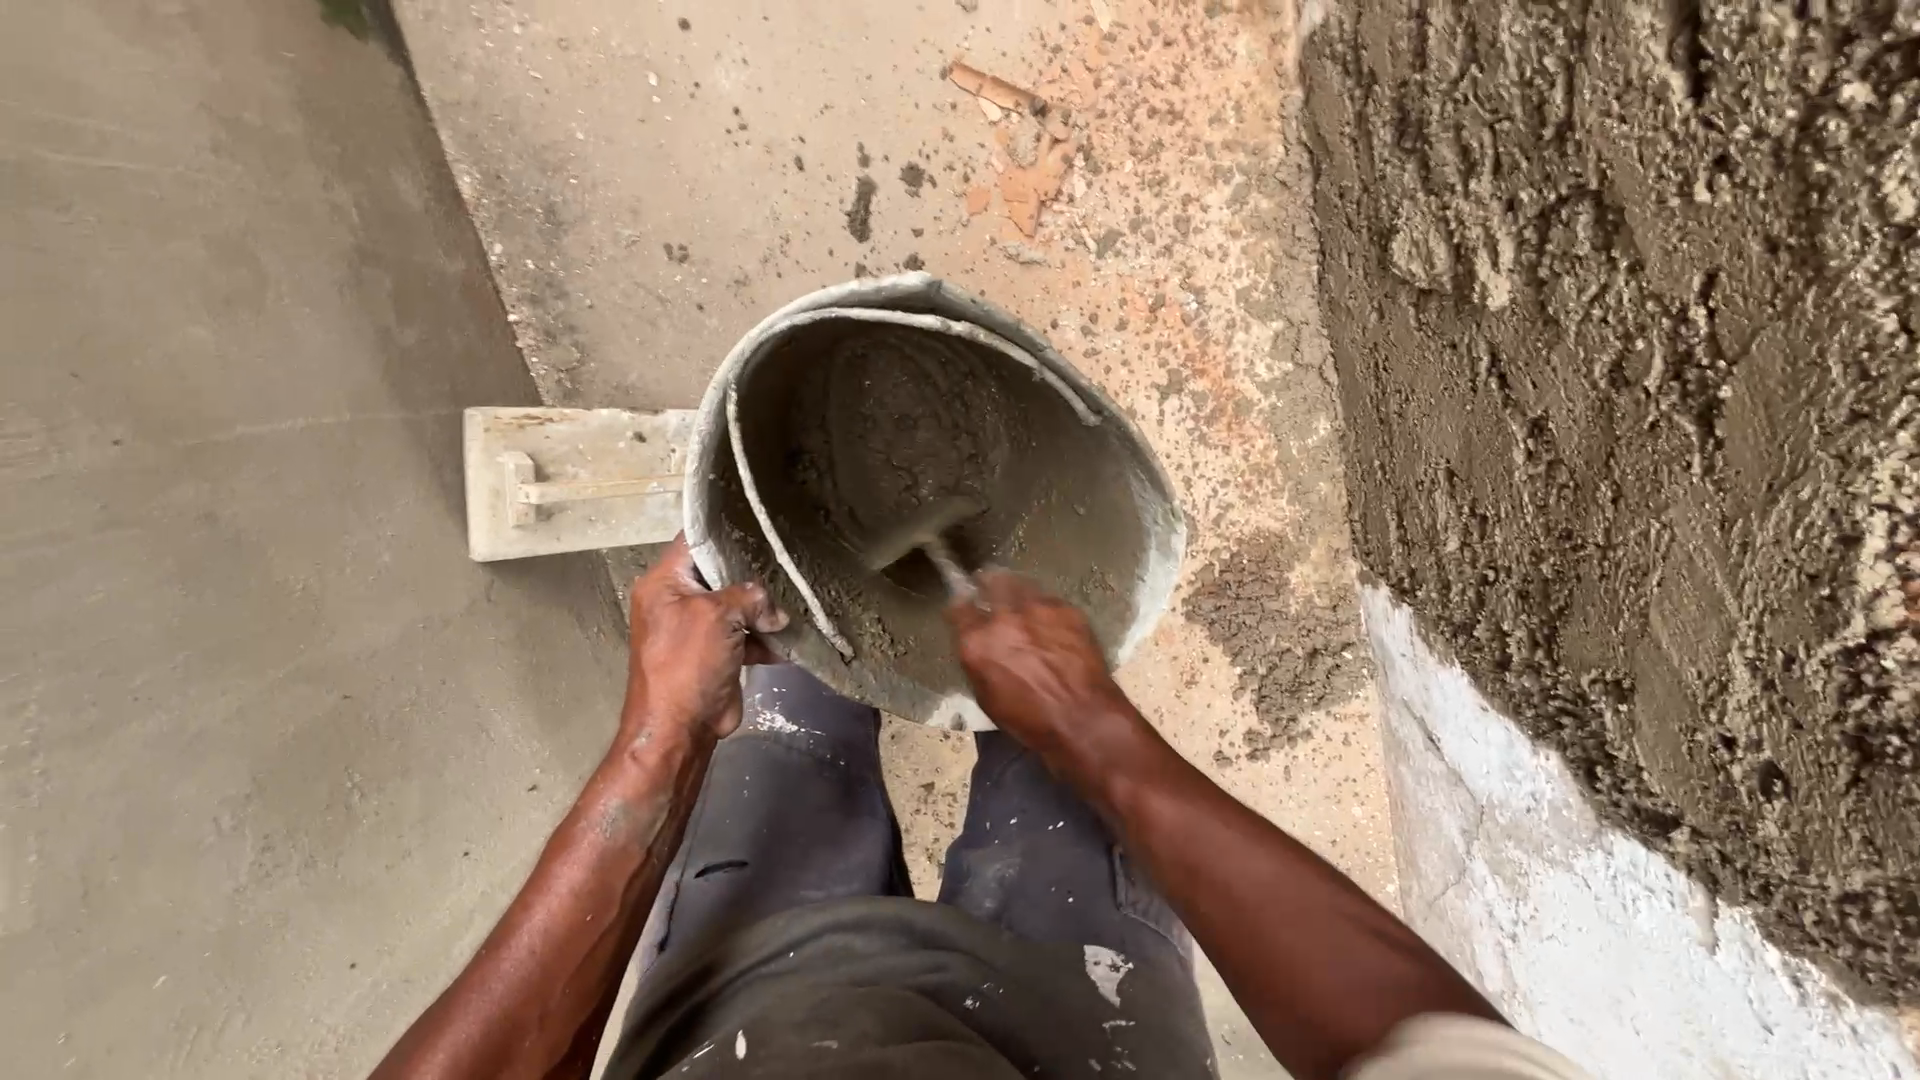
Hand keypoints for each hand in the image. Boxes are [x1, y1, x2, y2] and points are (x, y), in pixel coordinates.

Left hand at [622, 535, 787, 744]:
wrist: (680, 728)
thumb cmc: (687, 663)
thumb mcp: (718, 615)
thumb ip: (749, 596)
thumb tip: (773, 611)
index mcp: (664, 584)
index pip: (694, 542)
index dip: (725, 532)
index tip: (761, 526)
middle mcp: (678, 601)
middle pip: (721, 574)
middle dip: (753, 575)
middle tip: (786, 564)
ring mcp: (697, 628)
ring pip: (738, 606)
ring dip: (764, 611)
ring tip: (794, 604)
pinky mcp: (716, 653)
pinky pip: (745, 635)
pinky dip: (764, 639)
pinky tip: (788, 641)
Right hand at [945, 570, 1136, 759]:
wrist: (1082, 718)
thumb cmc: (1030, 720)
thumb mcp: (987, 698)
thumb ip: (978, 662)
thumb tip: (979, 646)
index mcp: (977, 643)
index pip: (958, 607)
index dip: (961, 605)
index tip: (964, 607)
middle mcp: (1003, 618)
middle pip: (991, 582)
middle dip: (989, 583)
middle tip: (991, 589)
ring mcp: (1037, 609)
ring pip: (1021, 584)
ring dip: (1017, 591)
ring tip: (1022, 601)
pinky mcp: (1067, 609)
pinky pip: (1050, 599)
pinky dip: (1045, 607)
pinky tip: (1051, 620)